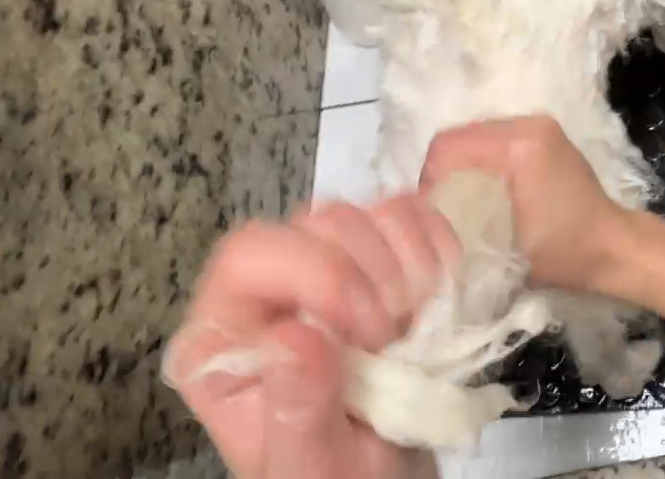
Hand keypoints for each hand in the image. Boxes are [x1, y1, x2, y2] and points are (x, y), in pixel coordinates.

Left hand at [164, 197, 459, 478]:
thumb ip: (298, 410)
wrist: (386, 474)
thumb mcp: (310, 467)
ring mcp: (332, 255)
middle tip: (395, 339)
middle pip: (322, 222)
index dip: (315, 273)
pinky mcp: (385, 246)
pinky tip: (438, 296)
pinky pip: (415, 211)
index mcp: (227, 331)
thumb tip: (295, 336)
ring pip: (373, 211)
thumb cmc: (334, 478)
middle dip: (375, 276)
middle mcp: (273, 281)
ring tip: (415, 325)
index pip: (252, 253)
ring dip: (411, 266)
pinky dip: (438, 247)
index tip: (366, 333)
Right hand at [419, 115, 632, 291]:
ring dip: (463, 161)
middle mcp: (528, 124)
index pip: (449, 146)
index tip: (426, 210)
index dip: (428, 176)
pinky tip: (483, 187)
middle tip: (438, 205)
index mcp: (518, 147)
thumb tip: (421, 220)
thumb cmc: (562, 251)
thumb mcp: (502, 248)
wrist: (612, 245)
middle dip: (443, 168)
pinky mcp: (546, 132)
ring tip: (458, 197)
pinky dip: (483, 157)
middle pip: (461, 134)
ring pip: (478, 132)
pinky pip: (498, 135)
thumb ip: (459, 227)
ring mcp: (539, 124)